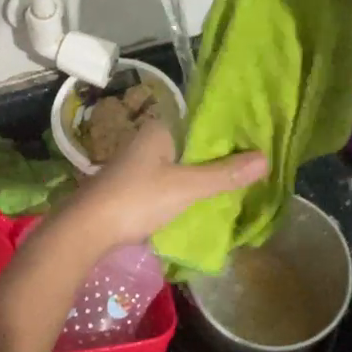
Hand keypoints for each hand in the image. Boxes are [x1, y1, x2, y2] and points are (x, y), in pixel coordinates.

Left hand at [60, 122, 265, 248]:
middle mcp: (150, 141)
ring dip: (205, 175)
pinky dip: (189, 189)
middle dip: (221, 156)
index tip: (258, 142)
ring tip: (239, 184)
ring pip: (182, 165)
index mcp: (161, 129)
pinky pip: (171, 182)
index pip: (203, 121)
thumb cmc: (136, 199)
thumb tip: (265, 159)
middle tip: (255, 167)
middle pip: (194, 145)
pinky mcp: (135, 188)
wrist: (86, 230)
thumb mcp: (186, 187)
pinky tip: (207, 201)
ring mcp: (140, 165)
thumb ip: (224, 174)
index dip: (231, 131)